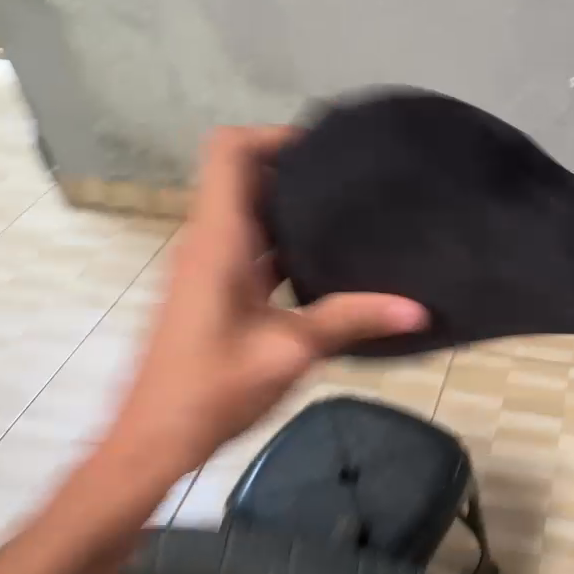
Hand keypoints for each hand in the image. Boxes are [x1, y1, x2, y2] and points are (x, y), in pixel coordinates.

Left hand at [102, 126, 427, 478]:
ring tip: (352, 217)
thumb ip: (353, 321)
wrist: (154, 438)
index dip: (273, 135)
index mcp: (217, 241)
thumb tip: (419, 309)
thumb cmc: (212, 390)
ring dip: (293, 210)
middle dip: (296, 171)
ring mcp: (208, 268)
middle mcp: (208, 243)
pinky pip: (252, 248)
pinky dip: (286, 245)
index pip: (228, 152)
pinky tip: (329, 268)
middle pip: (243, 177)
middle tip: (354, 182)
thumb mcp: (291, 352)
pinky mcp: (214, 293)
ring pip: (249, 214)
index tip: (326, 148)